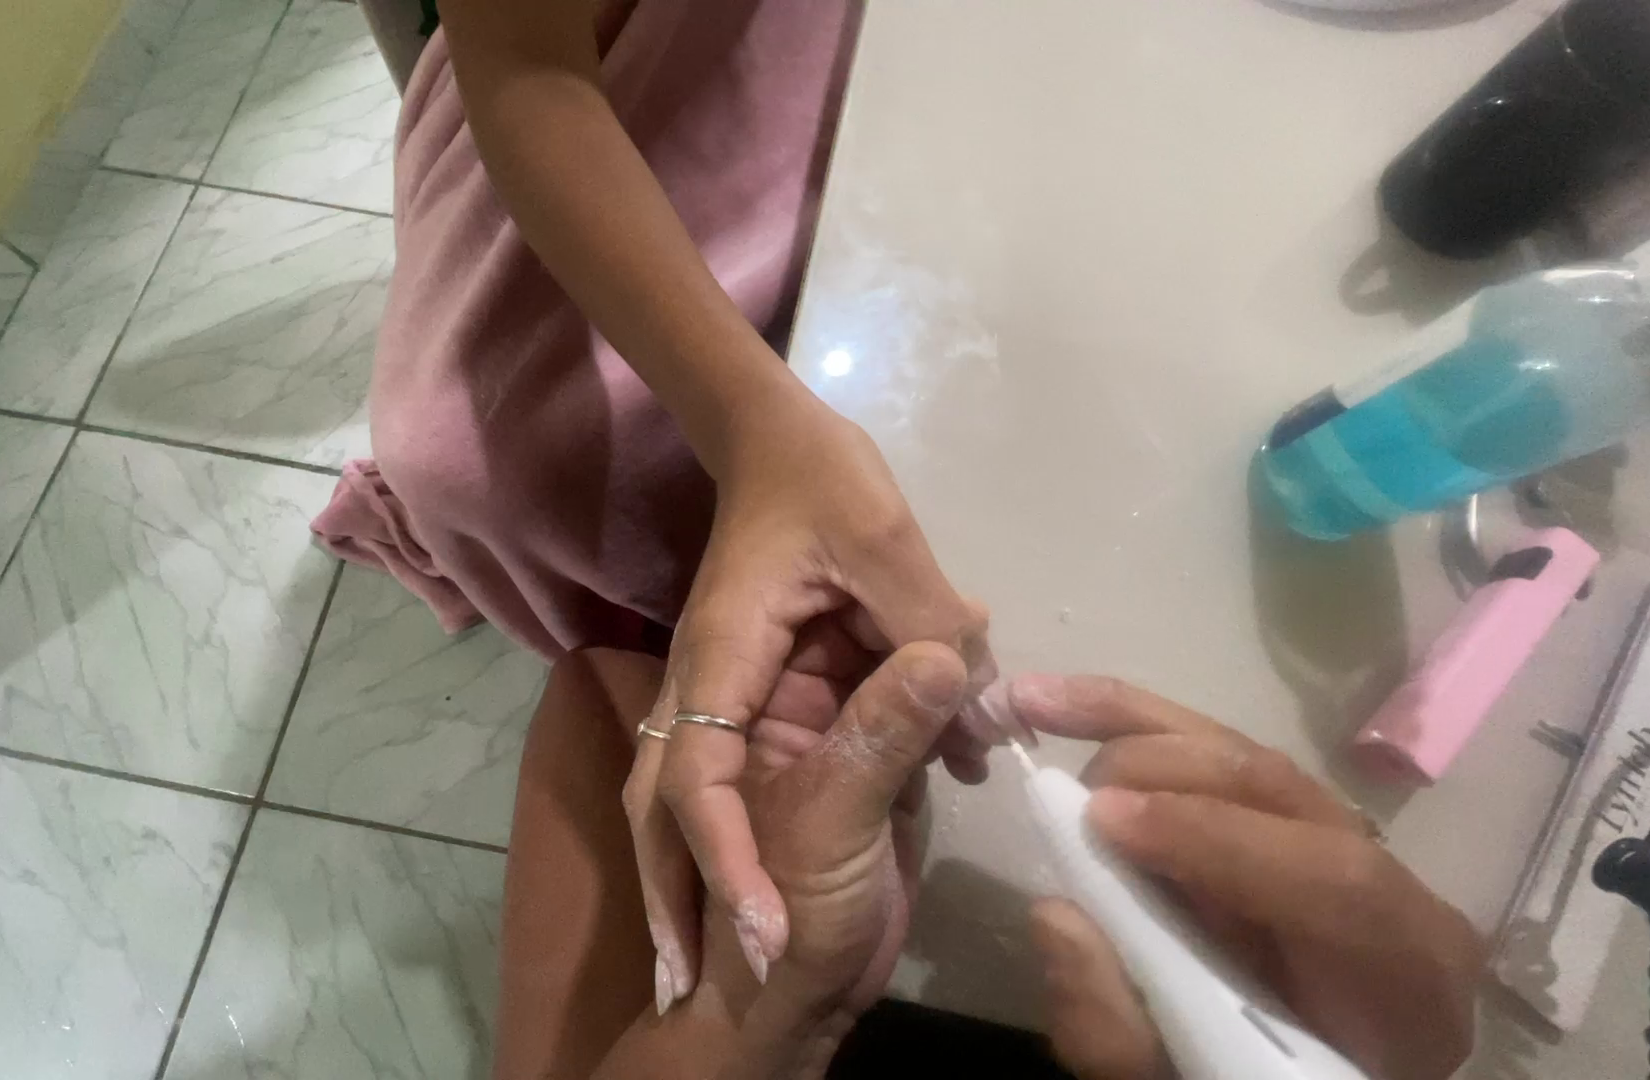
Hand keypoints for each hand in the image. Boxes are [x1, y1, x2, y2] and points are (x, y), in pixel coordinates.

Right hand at [625, 394, 994, 1011]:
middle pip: (666, 798)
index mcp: (724, 654)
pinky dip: (748, 809)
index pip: (700, 771)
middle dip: (680, 891)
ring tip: (724, 948)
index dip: (723, 858)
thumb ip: (931, 638)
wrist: (777, 439)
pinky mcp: (746, 675)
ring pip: (691, 782)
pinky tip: (783, 846)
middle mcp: (704, 679)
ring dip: (700, 864)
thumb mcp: (887, 547)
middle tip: (701, 982)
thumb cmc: (823, 478)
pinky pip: (739, 751)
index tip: (763, 934)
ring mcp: (719, 679)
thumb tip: (984, 729)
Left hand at [701, 642, 969, 1078]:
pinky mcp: (884, 765)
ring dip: (945, 682)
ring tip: (986, 668)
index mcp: (762, 698)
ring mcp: (844, 732)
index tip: (941, 607)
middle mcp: (800, 702)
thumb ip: (880, 733)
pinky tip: (986, 716)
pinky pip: (922, 722)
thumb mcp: (831, 813)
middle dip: (921, 642)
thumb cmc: (794, 904)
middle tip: (979, 626)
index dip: (877, 610)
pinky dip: (953, 720)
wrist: (807, 996)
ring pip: (899, 681)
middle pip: (866, 647)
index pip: (820, 632)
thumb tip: (946, 655)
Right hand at [1008, 675, 1481, 1079]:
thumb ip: (1121, 1037)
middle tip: (1068, 802)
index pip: (1332, 878)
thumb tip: (1056, 917)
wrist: (1281, 1058)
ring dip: (1120, 720)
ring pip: (1225, 744)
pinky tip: (1053, 699)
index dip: (1214, 837)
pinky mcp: (1260, 803)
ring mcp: (1319, 826)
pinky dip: (1115, 717)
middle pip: (1269, 782)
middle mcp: (1376, 877)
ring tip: (1031, 706)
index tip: (1101, 822)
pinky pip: (1192, 744)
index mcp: (1395, 971)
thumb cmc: (1242, 1076)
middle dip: (1155, 773)